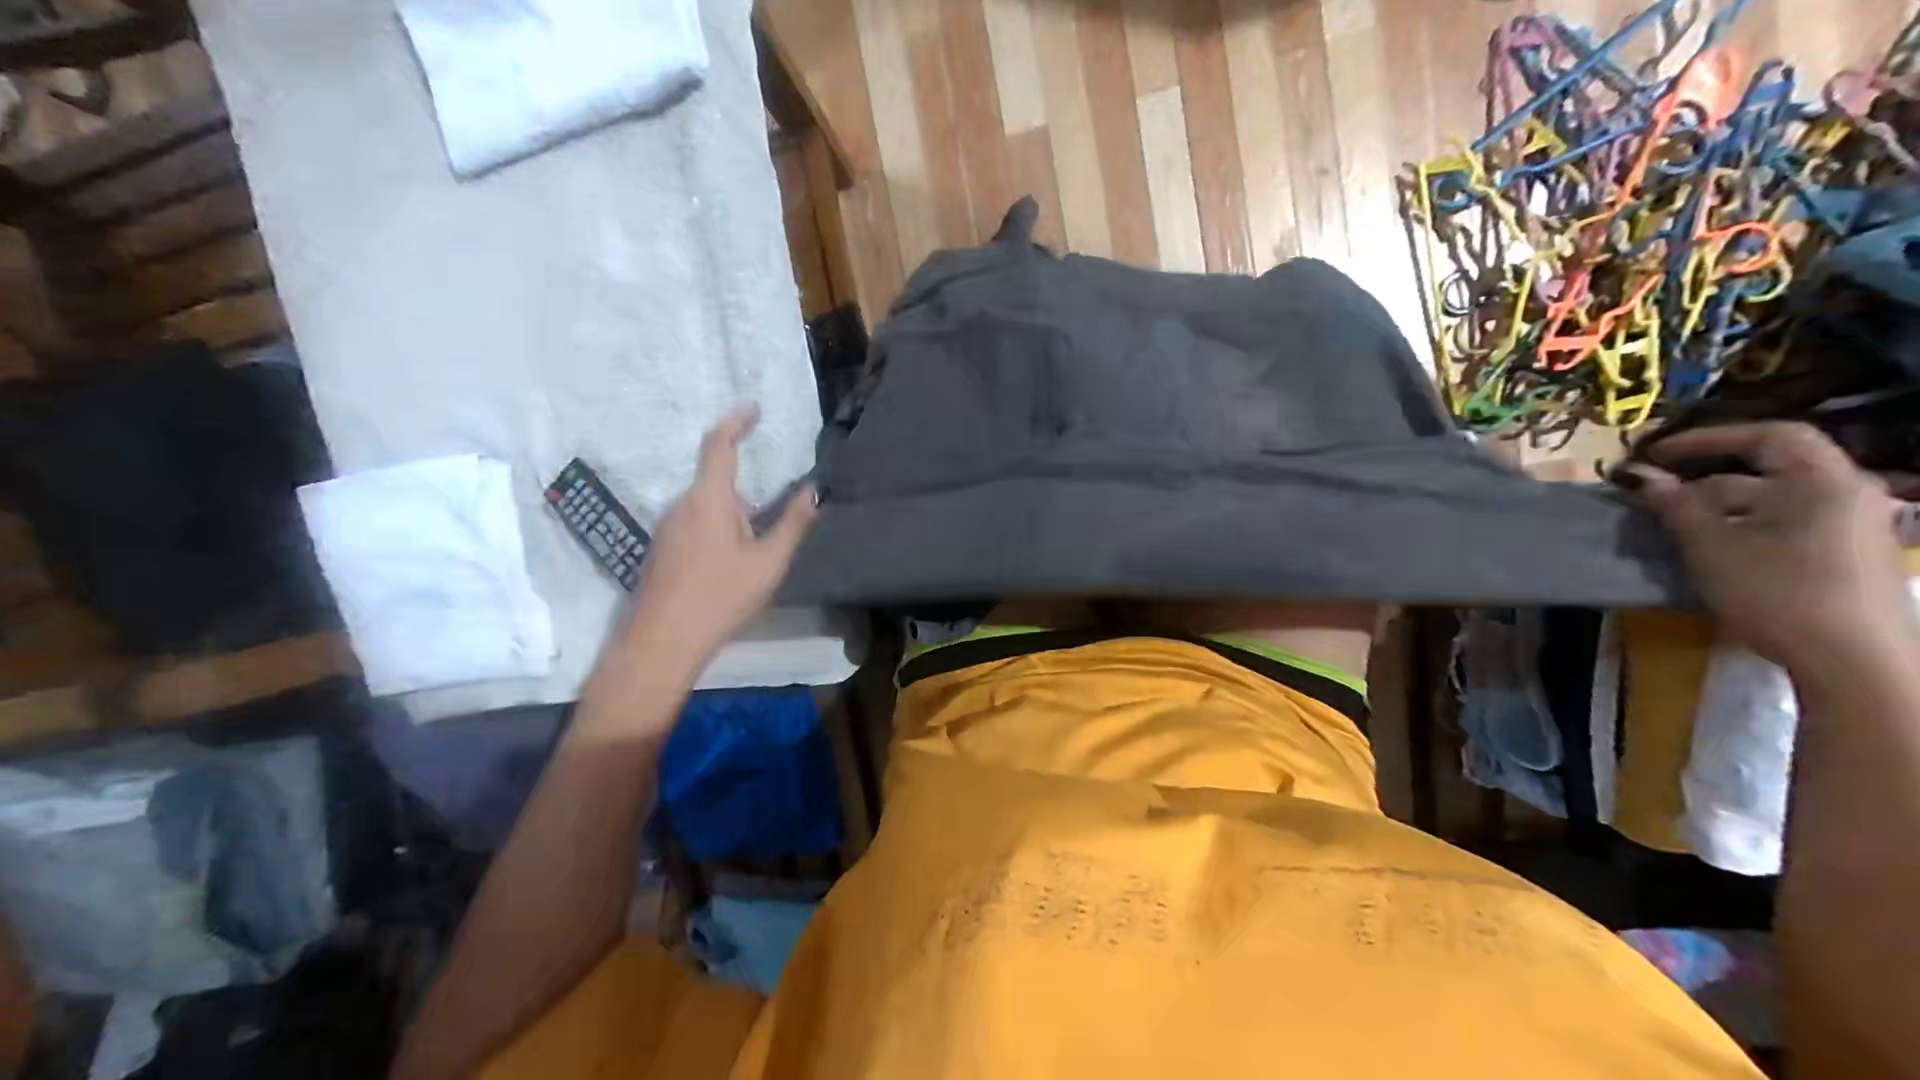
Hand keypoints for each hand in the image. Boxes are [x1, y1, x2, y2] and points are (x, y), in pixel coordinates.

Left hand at [618, 407, 817, 666]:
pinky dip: (715, 535)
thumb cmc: (720, 597)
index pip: (719, 445)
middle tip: (767, 537)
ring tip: (749, 562)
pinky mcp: (660, 549)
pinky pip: (693, 525)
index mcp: (709, 499)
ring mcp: (666, 527)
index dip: (736, 422)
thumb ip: (792, 524)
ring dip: (732, 521)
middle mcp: (681, 504)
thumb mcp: (768, 563)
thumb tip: (812, 492)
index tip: (753, 409)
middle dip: (746, 499)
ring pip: (706, 507)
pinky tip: (725, 573)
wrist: (662, 641)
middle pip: (717, 483)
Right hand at [1628, 422, 1915, 673]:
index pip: (1769, 435)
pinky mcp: (1853, 553)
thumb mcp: (1711, 545)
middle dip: (1707, 481)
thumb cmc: (1777, 591)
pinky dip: (1749, 525)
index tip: (1657, 453)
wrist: (1853, 659)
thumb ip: (1675, 505)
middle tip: (1657, 498)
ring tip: (1679, 527)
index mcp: (1823, 481)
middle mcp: (1849, 493)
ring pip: (1777, 499)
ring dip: (1723, 507)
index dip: (1708, 438)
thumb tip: (1638, 475)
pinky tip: (1719, 549)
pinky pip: (1793, 522)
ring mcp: (1857, 524)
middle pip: (1770, 470)